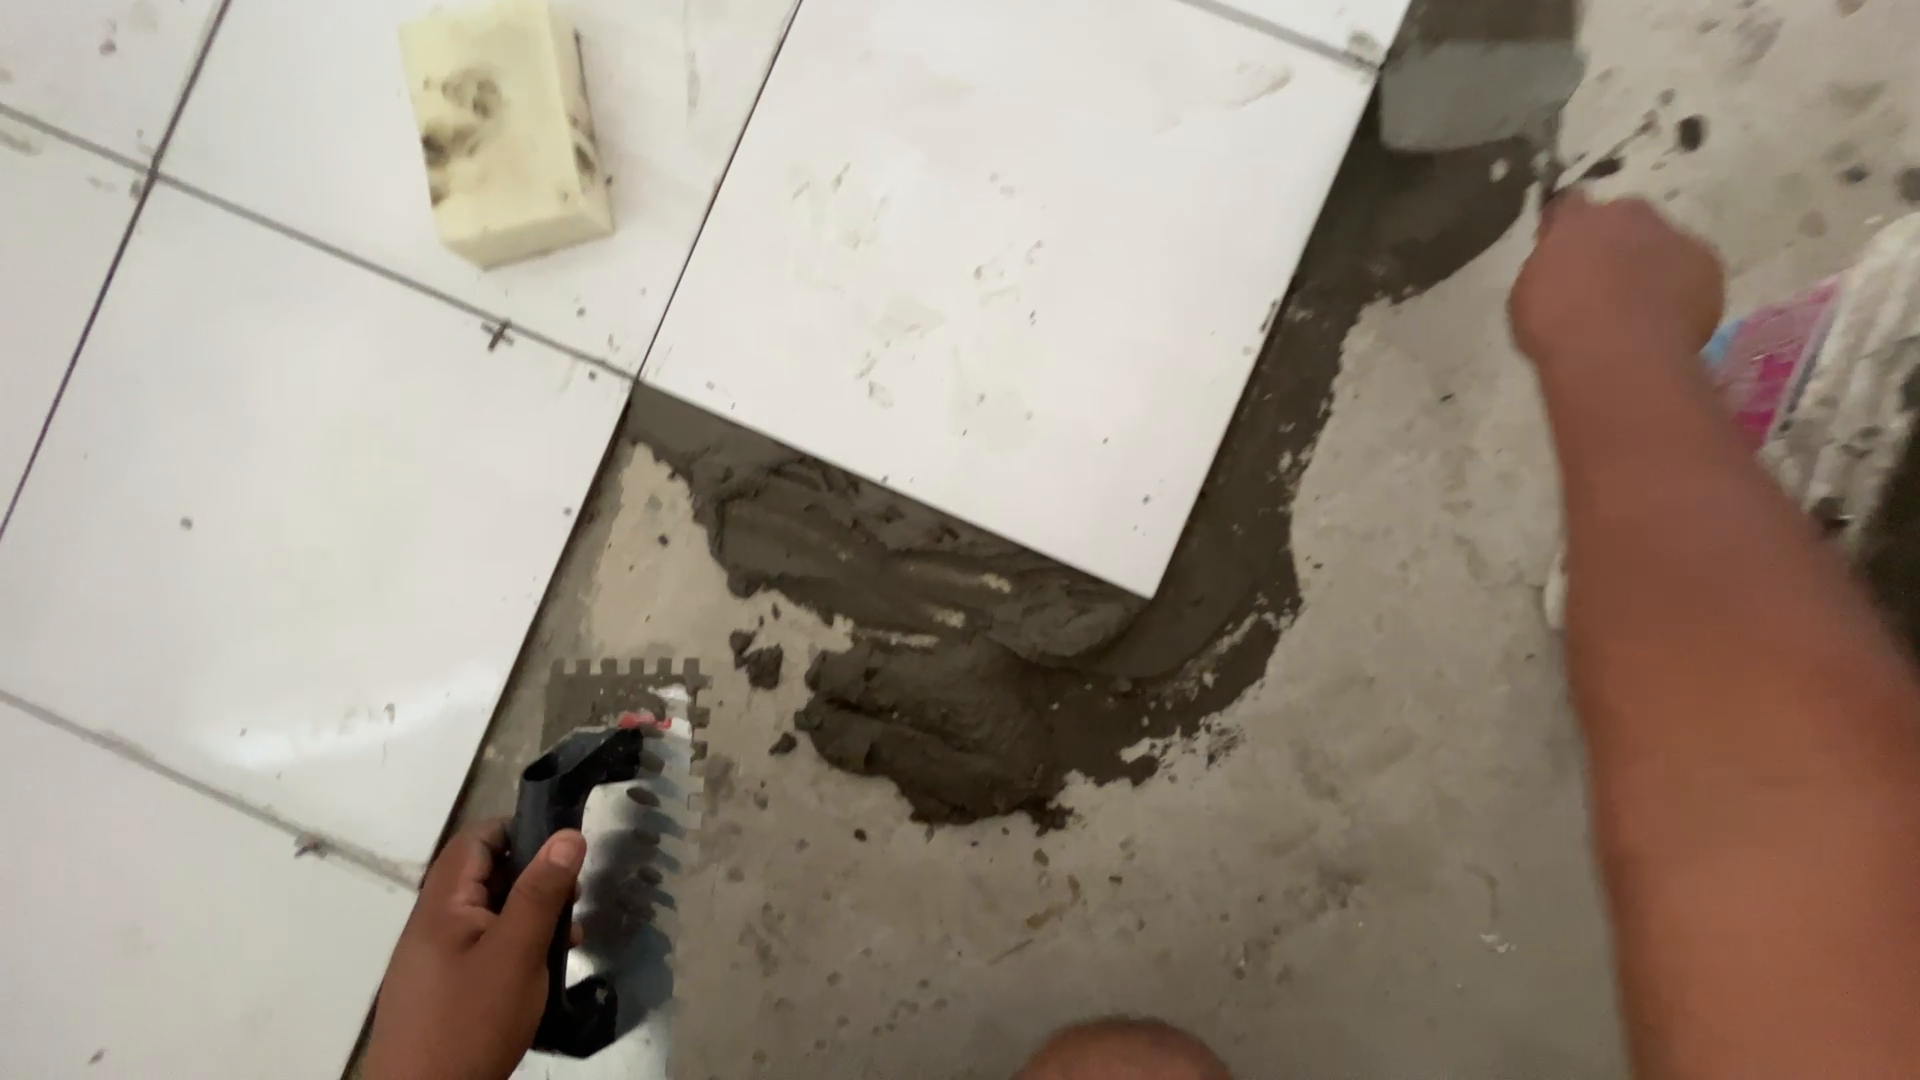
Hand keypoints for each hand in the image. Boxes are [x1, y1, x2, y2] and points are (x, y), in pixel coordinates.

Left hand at [362, 822, 586, 1079]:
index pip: (475, 841)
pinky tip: (547, 963)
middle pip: (485, 874)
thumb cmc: (470, 1023)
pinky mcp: (446, 989)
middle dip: (534, 874)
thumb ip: (541, 891)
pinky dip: (519, 942)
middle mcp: (433, 927)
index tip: (562, 847)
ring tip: (568, 931)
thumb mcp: (517, 952)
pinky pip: (487, 944)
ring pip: (491, 911)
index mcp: (441, 908)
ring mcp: (437, 960)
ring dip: (532, 911)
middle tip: (573, 893)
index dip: (518, 830)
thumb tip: (568, 834)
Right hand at [1510, 191, 1725, 368]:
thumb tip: (1562, 262)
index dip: (1564, 222)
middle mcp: (1632, 217)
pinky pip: (1687, 272)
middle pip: (1624, 216)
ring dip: (1646, 263)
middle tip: (1596, 275)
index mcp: (1579, 222)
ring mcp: (1678, 239)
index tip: (1556, 242)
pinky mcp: (1709, 267)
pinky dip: (1673, 288)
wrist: (1617, 354)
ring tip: (1629, 304)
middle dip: (1613, 238)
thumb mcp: (1527, 294)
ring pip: (1660, 243)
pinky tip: (1655, 318)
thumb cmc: (1555, 325)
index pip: (1570, 203)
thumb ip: (1548, 267)